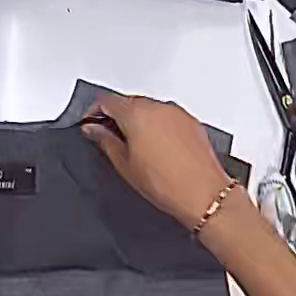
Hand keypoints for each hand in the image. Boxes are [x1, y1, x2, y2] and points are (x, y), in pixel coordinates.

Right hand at [82, 94, 233, 228]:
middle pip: (128, 102)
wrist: (204, 194)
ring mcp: (175, 112)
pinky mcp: (190, 121)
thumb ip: (105, 140)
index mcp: (135, 113)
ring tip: (136, 146)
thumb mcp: (124, 164)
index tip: (91, 124)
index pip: (106, 101)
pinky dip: (158, 125)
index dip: (94, 112)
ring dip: (138, 120)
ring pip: (148, 108)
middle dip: (116, 116)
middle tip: (109, 137)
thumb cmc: (166, 183)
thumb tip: (94, 129)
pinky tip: (158, 147)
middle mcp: (156, 106)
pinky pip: (166, 116)